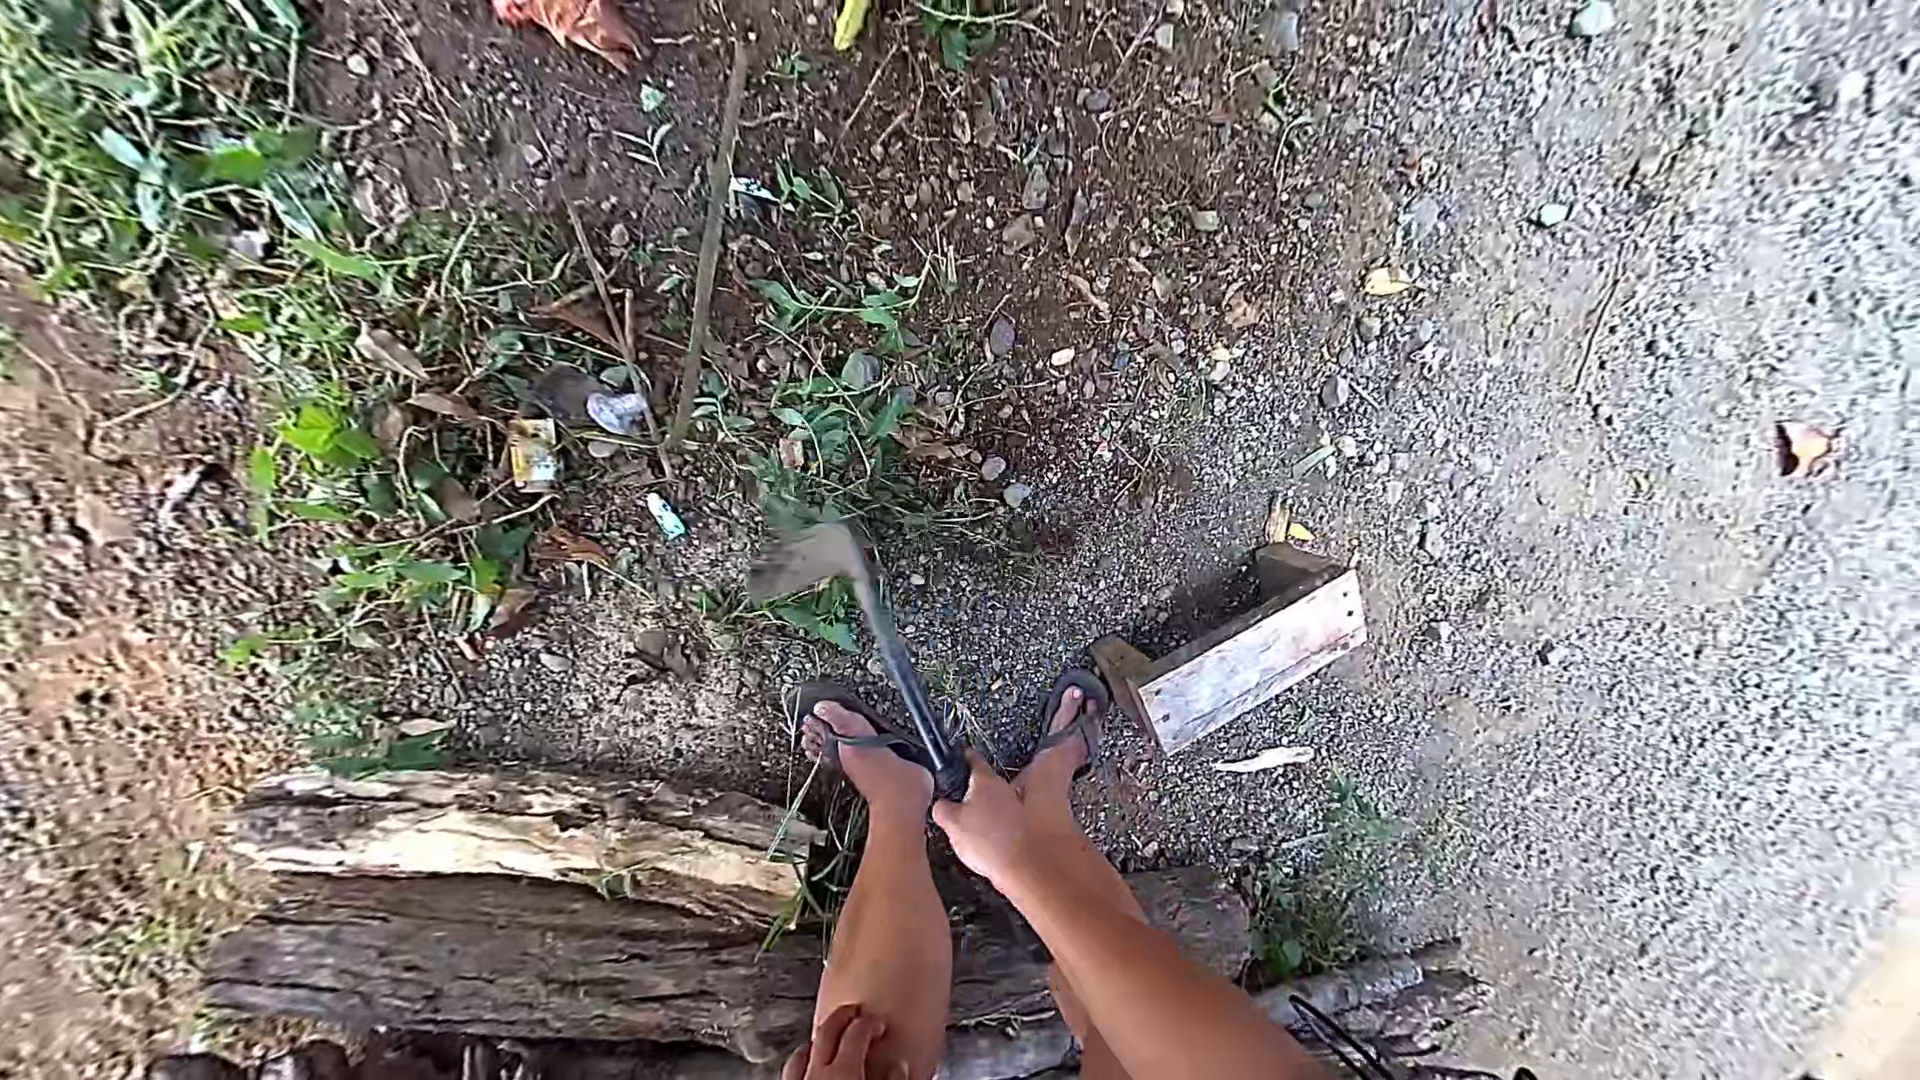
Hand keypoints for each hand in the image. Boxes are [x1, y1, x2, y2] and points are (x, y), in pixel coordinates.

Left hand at [781, 1003, 899, 1079]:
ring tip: (830, 1036)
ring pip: (804, 1051)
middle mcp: (816, 1073)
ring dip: (818, 1039)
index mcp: (843, 1070)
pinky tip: (808, 1067)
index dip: (871, 1023)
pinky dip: (802, 1062)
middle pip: (829, 1029)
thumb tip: (898, 1067)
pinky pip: (791, 1073)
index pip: (858, 1031)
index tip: (879, 1023)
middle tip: (857, 1013)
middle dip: (844, 1016)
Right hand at [930, 750, 1032, 886]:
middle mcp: (1005, 788)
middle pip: (987, 782)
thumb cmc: (992, 842)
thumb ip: (942, 809)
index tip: (962, 753)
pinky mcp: (1027, 827)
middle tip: (961, 804)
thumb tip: (939, 805)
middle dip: (975, 791)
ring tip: (975, 830)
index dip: (965, 756)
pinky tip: (990, 844)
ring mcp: (1019, 806)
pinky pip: (1008, 822)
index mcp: (985, 780)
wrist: (1024, 867)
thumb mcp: (952, 824)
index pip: (974, 759)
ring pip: (999, 802)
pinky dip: (999, 829)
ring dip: (989, 811)